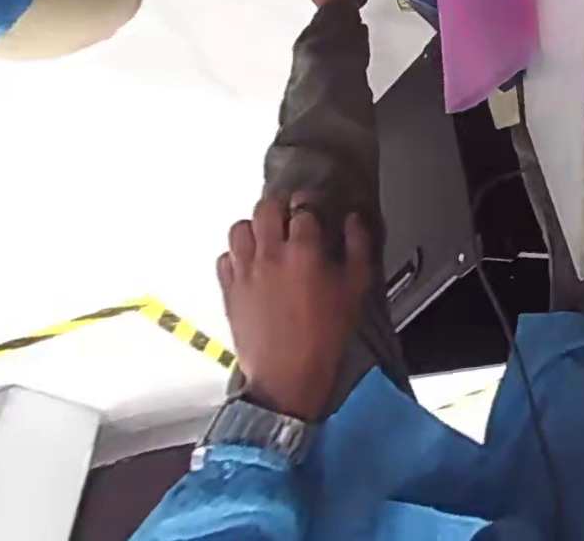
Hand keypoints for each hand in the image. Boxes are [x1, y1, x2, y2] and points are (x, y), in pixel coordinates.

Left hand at [218, 197, 372, 420]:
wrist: (288, 378)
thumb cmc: (326, 333)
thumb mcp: (356, 287)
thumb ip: (359, 245)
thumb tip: (353, 219)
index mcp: (303, 250)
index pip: (303, 208)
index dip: (312, 205)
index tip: (316, 210)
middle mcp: (270, 254)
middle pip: (266, 208)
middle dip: (280, 207)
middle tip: (290, 218)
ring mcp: (245, 272)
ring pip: (240, 228)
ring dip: (255, 227)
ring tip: (267, 237)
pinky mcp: (229, 291)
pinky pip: (224, 258)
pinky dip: (236, 255)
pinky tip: (251, 264)